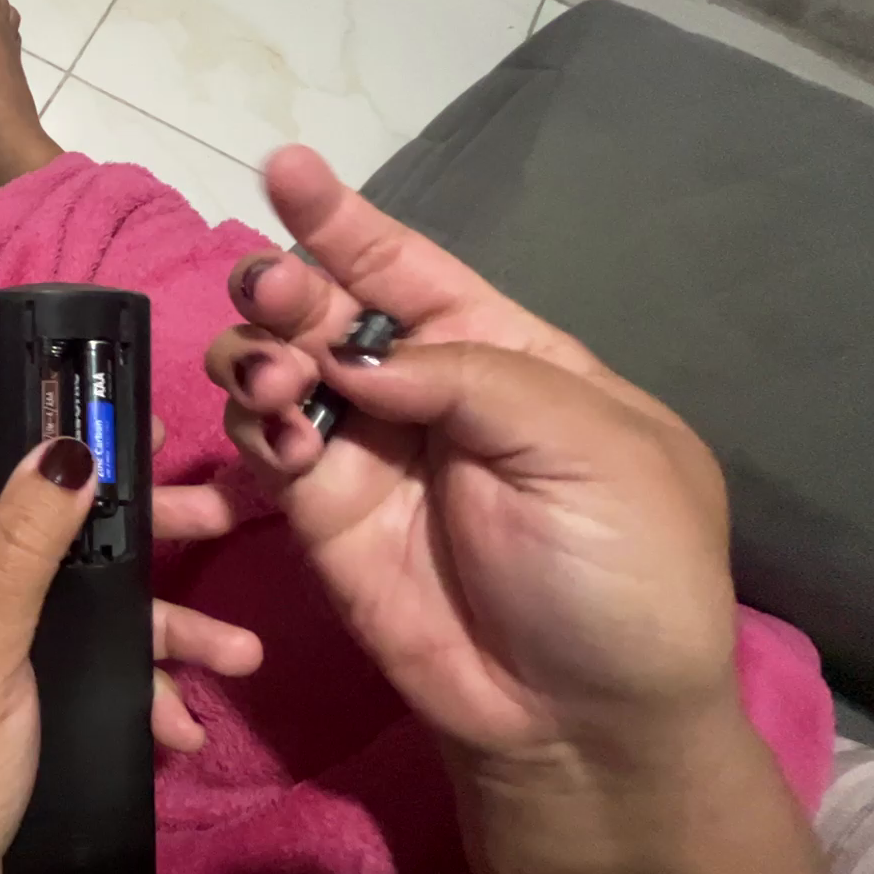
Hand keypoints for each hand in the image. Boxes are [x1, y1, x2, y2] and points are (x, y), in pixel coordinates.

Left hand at [0, 434, 259, 873]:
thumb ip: (19, 549)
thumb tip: (65, 450)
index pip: (5, 471)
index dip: (72, 446)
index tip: (148, 437)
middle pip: (64, 534)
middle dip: (144, 535)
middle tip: (223, 519)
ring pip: (90, 606)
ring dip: (163, 628)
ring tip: (239, 655)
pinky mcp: (22, 692)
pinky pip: (89, 667)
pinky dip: (137, 687)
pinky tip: (182, 726)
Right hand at [207, 145, 736, 764]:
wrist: (563, 707)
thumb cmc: (618, 569)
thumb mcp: (595, 453)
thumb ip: (472, 381)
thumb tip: (353, 360)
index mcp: (487, 348)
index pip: (399, 264)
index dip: (338, 216)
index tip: (284, 166)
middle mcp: (401, 382)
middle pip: (313, 307)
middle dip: (281, 289)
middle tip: (277, 302)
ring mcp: (345, 440)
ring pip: (263, 365)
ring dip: (255, 359)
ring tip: (282, 389)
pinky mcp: (304, 497)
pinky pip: (257, 439)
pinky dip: (257, 431)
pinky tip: (291, 453)